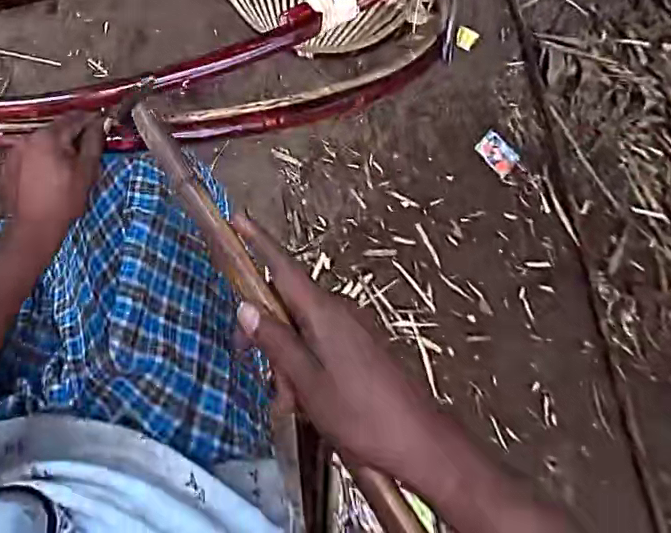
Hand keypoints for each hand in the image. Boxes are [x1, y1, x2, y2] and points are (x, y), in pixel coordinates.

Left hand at [0, 112, 103, 239]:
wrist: (33, 229)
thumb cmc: (62, 203)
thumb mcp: (85, 171)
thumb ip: (93, 143)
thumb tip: (98, 125)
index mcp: (47, 137)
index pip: (72, 118)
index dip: (89, 120)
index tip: (98, 124)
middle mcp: (27, 139)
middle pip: (55, 130)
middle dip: (70, 138)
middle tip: (84, 154)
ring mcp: (14, 152)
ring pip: (41, 143)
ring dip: (53, 150)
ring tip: (64, 171)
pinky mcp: (7, 167)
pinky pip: (27, 156)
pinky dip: (38, 161)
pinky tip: (46, 178)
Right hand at [231, 213, 467, 483]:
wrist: (433, 453)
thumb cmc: (365, 417)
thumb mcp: (308, 382)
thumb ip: (275, 341)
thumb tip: (245, 306)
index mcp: (323, 312)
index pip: (281, 266)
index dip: (257, 241)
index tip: (238, 217)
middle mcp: (339, 311)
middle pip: (286, 302)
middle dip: (265, 328)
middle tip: (251, 360)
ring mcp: (354, 330)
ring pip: (302, 327)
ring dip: (286, 355)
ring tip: (290, 399)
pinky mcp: (364, 350)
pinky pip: (321, 342)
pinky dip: (306, 363)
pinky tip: (308, 400)